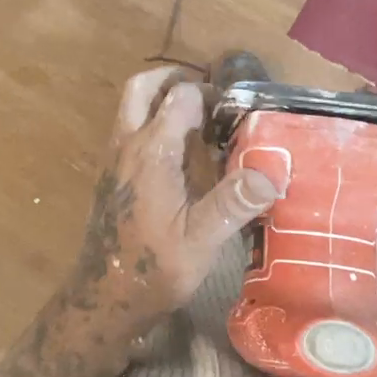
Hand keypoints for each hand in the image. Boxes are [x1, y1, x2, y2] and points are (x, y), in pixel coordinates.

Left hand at [66, 66, 279, 332]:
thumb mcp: (202, 239)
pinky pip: (128, 130)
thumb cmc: (155, 267)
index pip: (180, 97)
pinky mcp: (110, 175)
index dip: (209, 95)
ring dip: (159, 99)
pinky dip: (150, 122)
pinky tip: (179, 154)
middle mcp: (127, 144)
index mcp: (152, 151)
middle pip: (141, 88)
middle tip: (206, 94)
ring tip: (198, 119)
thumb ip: (233, 202)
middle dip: (172, 79)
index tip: (236, 110)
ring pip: (130, 107)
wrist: (106, 296)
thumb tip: (271, 171)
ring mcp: (113, 158)